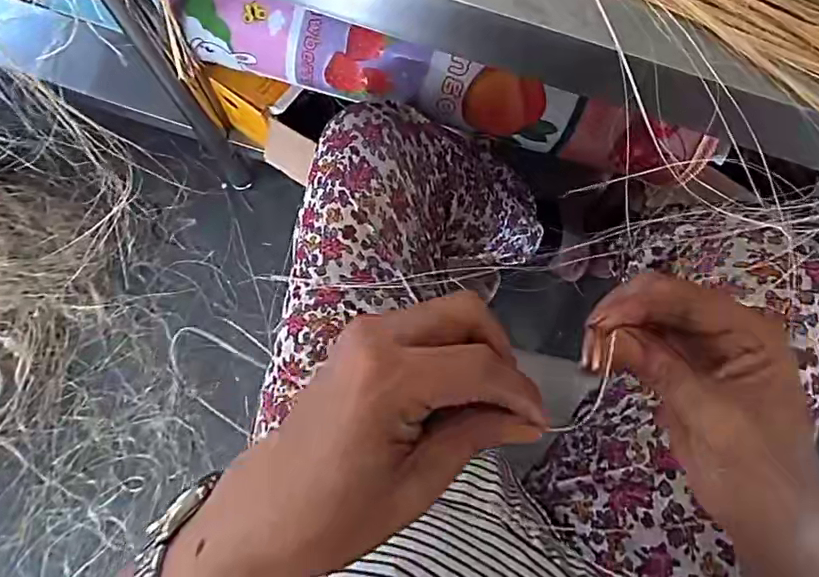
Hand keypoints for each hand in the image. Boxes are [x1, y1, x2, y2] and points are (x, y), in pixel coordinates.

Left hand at [164, 292, 547, 575]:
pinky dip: (447, 347)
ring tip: (488, 401)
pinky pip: (419, 325)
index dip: (519, 389)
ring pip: (442, 312)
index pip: (477, 363)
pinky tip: (454, 391)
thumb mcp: (418, 482)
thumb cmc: (341, 508)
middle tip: (515, 402)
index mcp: (387, 375)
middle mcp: (375, 335)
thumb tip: (527, 417)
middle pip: (462, 310)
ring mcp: (363, 329)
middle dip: (500, 350)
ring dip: (474, 346)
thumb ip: (474, 434)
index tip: (542, 419)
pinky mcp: (359, 335)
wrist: (276, 502)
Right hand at [584, 273, 818, 576]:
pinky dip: (618, 346)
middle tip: (590, 339)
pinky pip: (642, 342)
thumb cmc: (761, 475)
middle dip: (621, 313)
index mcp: (749, 333)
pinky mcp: (680, 368)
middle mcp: (725, 331)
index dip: (638, 301)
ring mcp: (701, 349)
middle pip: (660, 299)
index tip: (600, 322)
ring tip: (591, 354)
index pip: (683, 296)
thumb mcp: (713, 420)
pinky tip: (601, 359)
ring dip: (614, 329)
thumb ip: (663, 370)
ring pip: (644, 318)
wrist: (775, 531)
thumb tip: (609, 334)